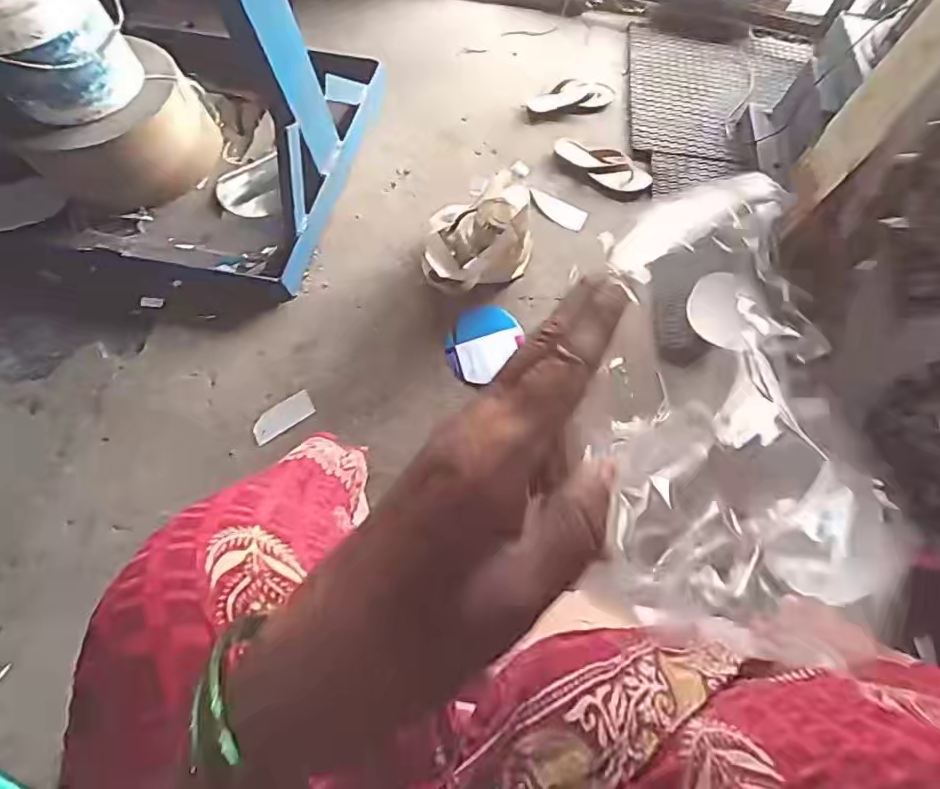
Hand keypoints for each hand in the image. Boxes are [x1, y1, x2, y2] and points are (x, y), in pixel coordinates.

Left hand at [227, 277, 630, 778]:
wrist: (323, 659)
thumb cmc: (424, 637)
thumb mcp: (517, 599)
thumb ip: (573, 528)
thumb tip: (608, 468)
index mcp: (493, 459)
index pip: (557, 375)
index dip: (592, 328)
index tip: (617, 284)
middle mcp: (471, 432)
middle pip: (531, 359)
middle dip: (571, 317)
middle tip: (607, 280)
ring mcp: (451, 442)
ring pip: (518, 385)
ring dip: (558, 359)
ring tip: (599, 342)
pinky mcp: (441, 460)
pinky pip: (505, 414)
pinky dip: (540, 401)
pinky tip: (563, 432)